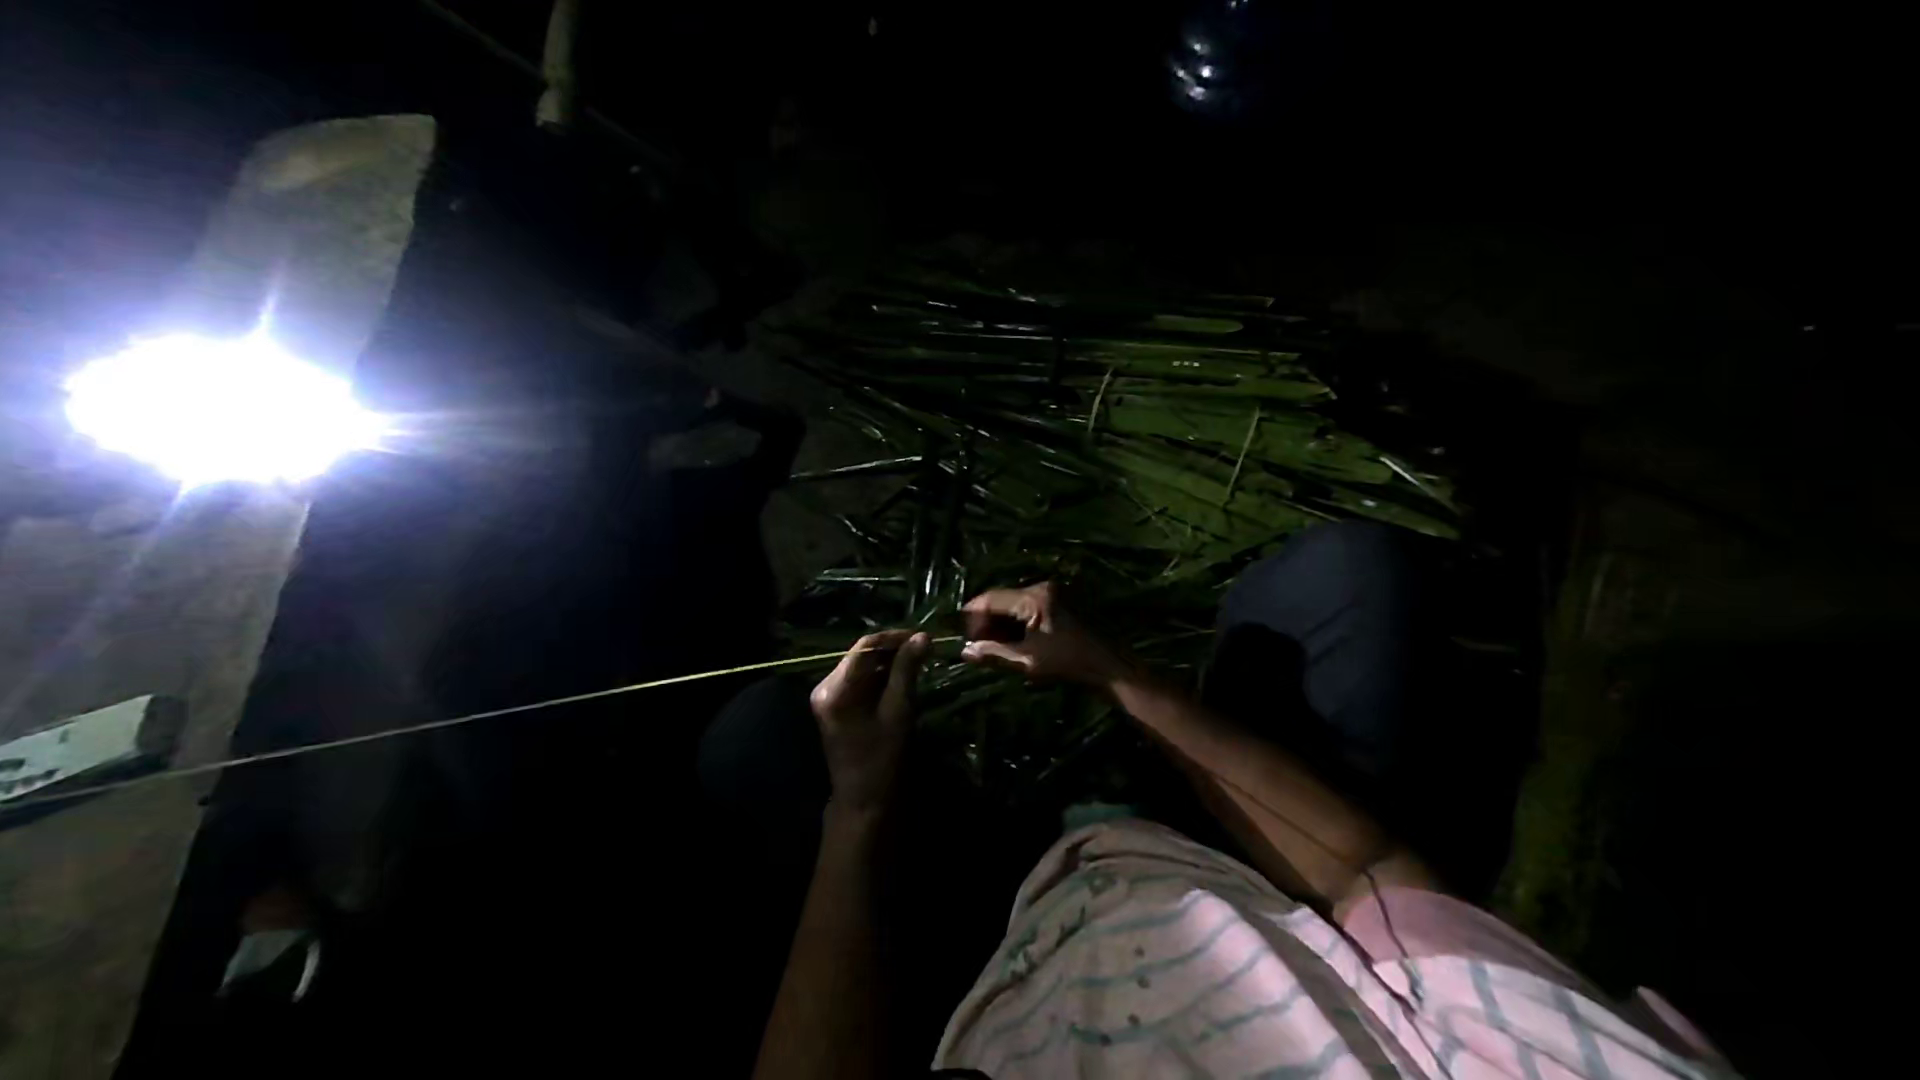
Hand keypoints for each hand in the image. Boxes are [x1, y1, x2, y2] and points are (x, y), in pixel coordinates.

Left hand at [809, 629, 929, 813]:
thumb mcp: (899, 711)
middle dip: (893, 648)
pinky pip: (859, 680)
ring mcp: (827, 696)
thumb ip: (907, 671)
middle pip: (861, 654)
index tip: (923, 636)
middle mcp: (825, 687)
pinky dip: (880, 676)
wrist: (863, 801)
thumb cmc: (883, 759)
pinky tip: (902, 677)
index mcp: (836, 689)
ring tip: (918, 660)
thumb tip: (922, 636)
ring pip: (862, 666)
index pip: (865, 646)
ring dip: (888, 661)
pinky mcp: (835, 705)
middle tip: (924, 647)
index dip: (895, 637)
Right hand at [960, 583, 1131, 687]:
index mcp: (1033, 598)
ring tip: (997, 647)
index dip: (972, 618)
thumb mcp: (1028, 661)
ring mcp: (1054, 592)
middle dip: (987, 622)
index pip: (989, 599)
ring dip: (1002, 623)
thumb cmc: (1069, 663)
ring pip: (1014, 603)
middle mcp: (1042, 587)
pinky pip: (1030, 606)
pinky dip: (1018, 621)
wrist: (1111, 666)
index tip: (967, 640)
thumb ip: (994, 654)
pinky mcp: (1061, 600)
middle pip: (1002, 599)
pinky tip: (1016, 641)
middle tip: (980, 647)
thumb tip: (965, 652)